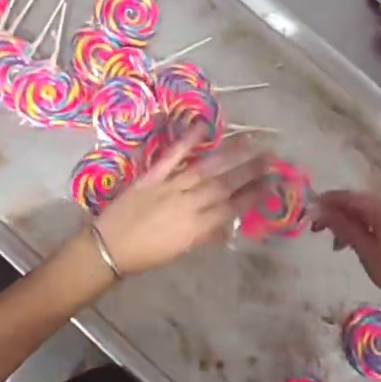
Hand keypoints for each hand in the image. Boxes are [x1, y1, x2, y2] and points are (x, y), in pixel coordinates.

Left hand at [92, 131, 269, 275]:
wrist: (108, 248)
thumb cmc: (145, 255)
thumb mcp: (179, 250)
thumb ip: (203, 235)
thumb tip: (226, 224)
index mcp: (196, 227)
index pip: (232, 208)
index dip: (253, 195)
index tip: (271, 184)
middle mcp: (188, 204)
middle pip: (224, 184)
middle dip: (250, 170)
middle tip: (271, 156)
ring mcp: (169, 187)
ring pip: (206, 168)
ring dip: (231, 153)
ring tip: (251, 140)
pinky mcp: (151, 176)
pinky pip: (172, 156)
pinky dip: (188, 140)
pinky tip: (204, 126)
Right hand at [309, 189, 380, 354]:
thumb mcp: (367, 252)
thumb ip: (343, 227)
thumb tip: (317, 210)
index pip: (349, 196)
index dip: (326, 204)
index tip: (309, 216)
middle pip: (364, 202)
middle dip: (343, 216)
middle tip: (327, 238)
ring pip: (379, 210)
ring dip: (359, 223)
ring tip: (347, 247)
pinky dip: (378, 226)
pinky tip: (371, 245)